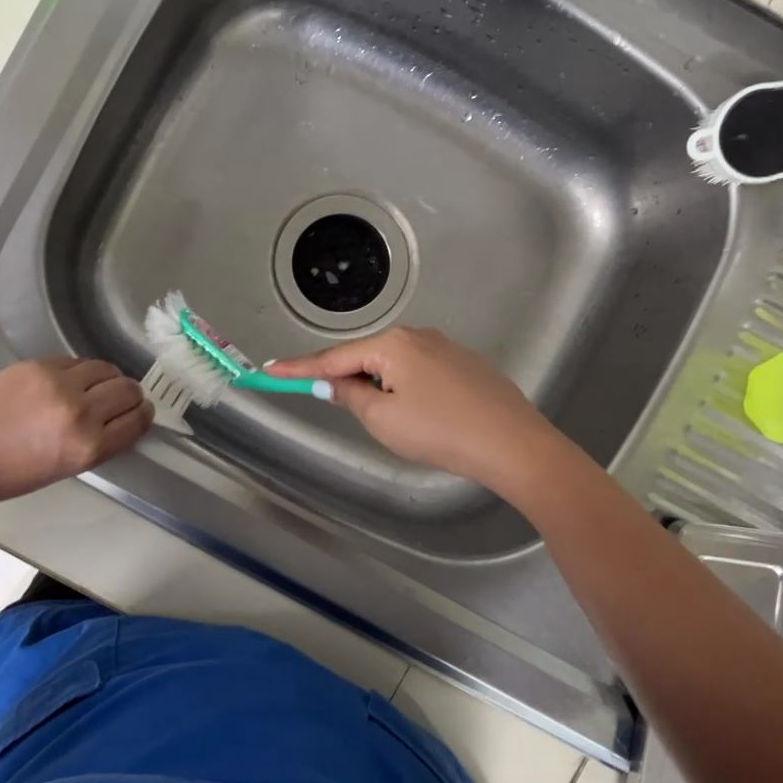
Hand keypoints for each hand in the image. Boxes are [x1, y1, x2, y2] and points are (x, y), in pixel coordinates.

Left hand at [0, 358, 154, 507]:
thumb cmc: (10, 475)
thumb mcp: (66, 469)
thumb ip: (97, 443)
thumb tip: (117, 420)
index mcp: (89, 447)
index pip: (136, 422)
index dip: (143, 415)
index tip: (141, 412)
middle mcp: (81, 412)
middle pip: (127, 390)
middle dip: (130, 395)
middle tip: (123, 399)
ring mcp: (59, 384)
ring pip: (105, 369)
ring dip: (109, 378)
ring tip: (98, 386)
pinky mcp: (39, 366)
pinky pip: (75, 362)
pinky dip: (81, 370)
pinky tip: (71, 381)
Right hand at [266, 328, 566, 492]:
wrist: (513, 445)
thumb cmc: (440, 432)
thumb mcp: (383, 419)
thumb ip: (351, 397)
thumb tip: (334, 383)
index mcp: (393, 345)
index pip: (333, 358)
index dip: (299, 368)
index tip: (269, 370)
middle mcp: (419, 336)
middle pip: (366, 357)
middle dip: (347, 379)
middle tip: (329, 401)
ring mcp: (448, 349)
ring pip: (397, 367)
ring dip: (381, 388)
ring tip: (393, 423)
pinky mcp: (469, 366)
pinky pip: (423, 373)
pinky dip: (409, 390)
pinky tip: (424, 418)